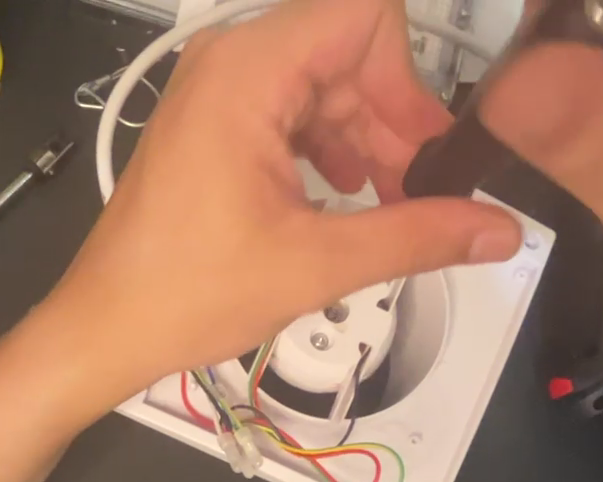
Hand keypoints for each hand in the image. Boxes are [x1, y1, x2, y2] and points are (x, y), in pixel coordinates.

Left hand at [44, 0, 521, 401]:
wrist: (106, 329)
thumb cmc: (184, 296)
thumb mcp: (314, 267)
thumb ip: (415, 238)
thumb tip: (495, 229)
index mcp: (247, 73)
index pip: (367, 14)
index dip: (410, 81)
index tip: (427, 150)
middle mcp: (227, 65)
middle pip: (347, 53)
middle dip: (391, 124)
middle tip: (420, 195)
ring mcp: (213, 96)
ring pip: (319, 89)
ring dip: (360, 144)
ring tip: (384, 210)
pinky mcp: (209, 130)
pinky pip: (286, 118)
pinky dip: (322, 155)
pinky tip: (340, 205)